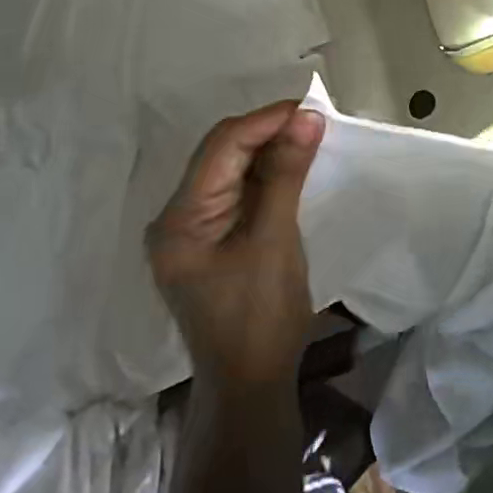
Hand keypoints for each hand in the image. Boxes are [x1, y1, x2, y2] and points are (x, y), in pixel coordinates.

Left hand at [147, 101, 325, 387]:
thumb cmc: (260, 316)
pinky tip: (294, 165)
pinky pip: (239, 189)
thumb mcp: (276, 239)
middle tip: (315, 122)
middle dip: (267, 132)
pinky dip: (267, 174)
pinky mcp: (212, 238)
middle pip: (221, 153)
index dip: (265, 121)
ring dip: (269, 150)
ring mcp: (193, 229)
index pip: (221, 147)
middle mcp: (176, 217)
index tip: (311, 109)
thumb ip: (287, 174)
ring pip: (231, 168)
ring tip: (310, 137)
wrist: (251, 384)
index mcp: (180, 219)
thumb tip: (308, 117)